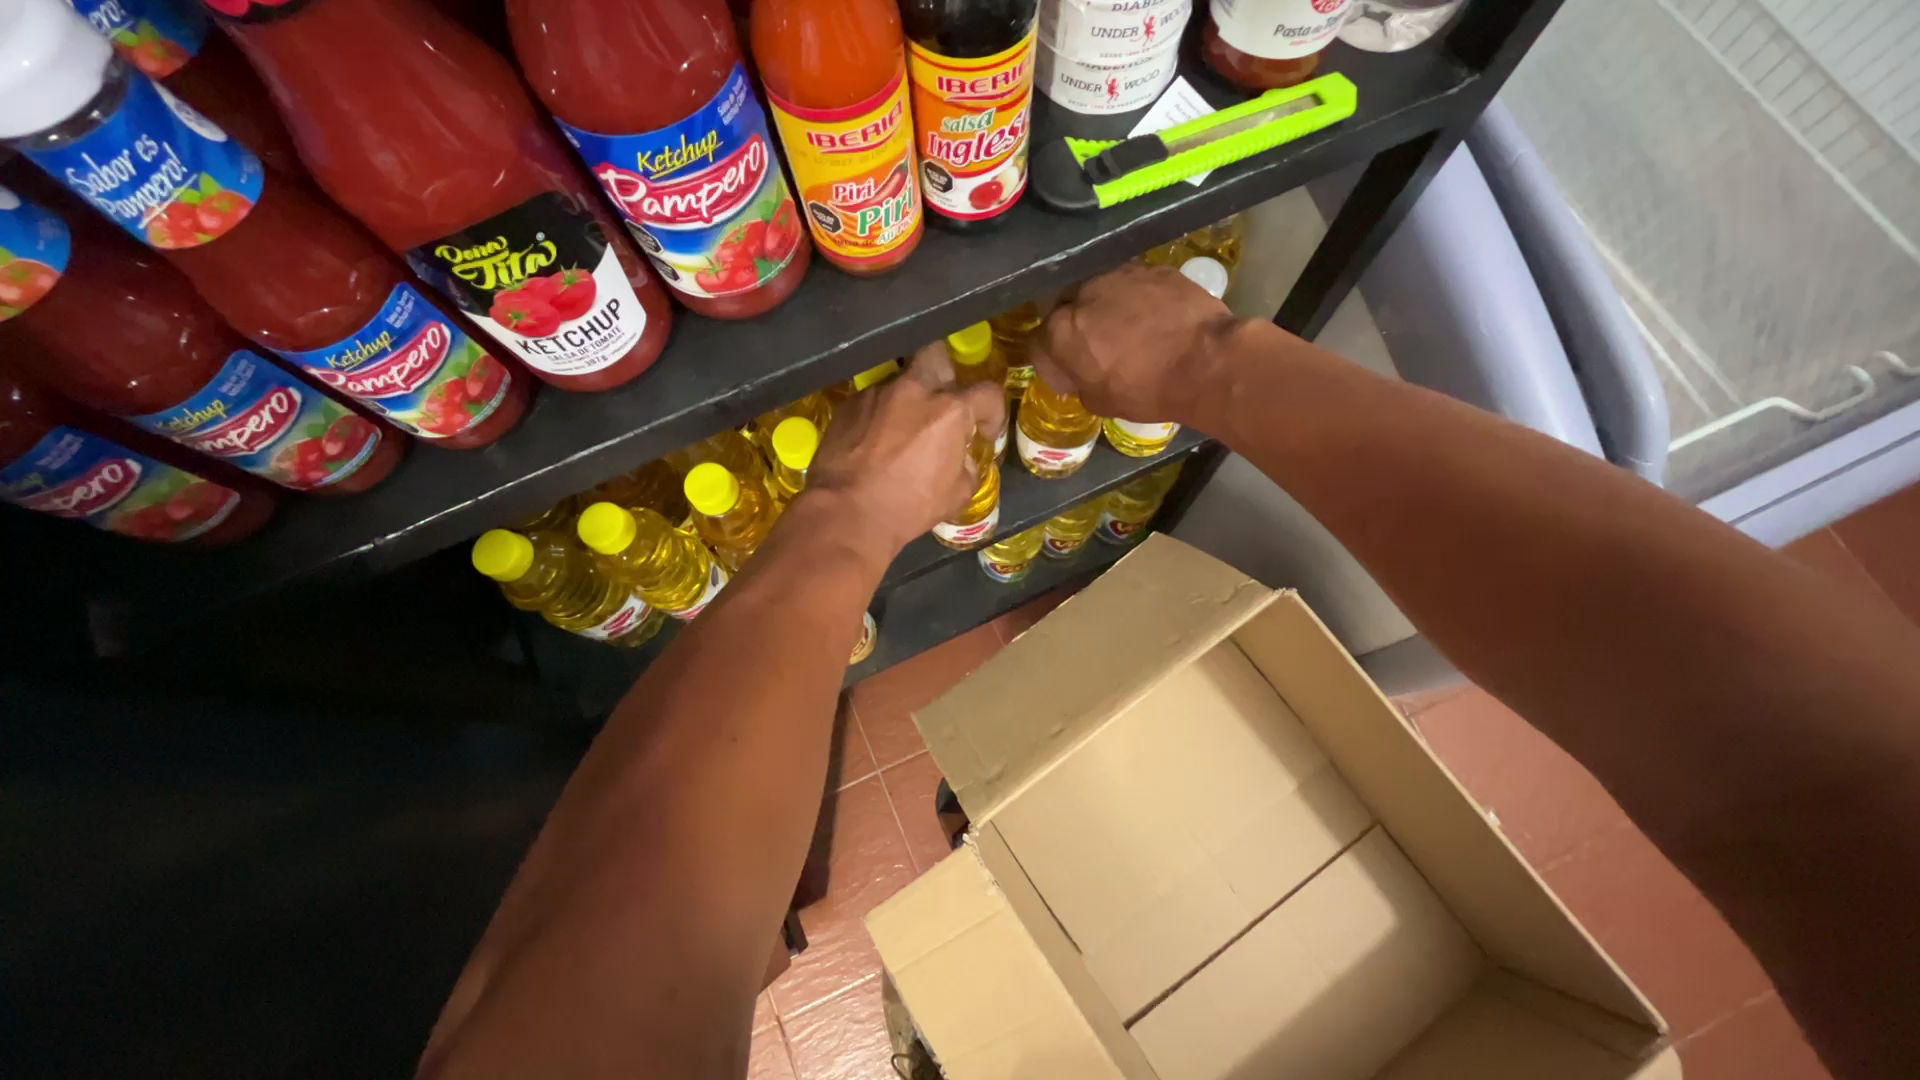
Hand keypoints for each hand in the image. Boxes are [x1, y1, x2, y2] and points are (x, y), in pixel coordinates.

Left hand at [805, 342, 1006, 558]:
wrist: (847, 512)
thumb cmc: (908, 507)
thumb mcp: (956, 496)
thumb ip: (966, 468)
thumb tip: (962, 461)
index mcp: (950, 411)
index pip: (988, 393)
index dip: (993, 413)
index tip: (984, 433)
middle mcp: (915, 390)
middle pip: (938, 354)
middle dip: (945, 373)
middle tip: (942, 402)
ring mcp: (878, 393)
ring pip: (901, 380)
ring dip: (907, 399)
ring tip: (902, 428)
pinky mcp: (849, 403)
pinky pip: (873, 400)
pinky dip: (879, 415)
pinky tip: (873, 440)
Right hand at [1033, 262, 1237, 424]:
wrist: (1204, 363)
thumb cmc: (1145, 390)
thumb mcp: (1099, 403)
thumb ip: (1080, 382)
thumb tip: (1084, 375)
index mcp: (1060, 330)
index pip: (1039, 344)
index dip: (1052, 365)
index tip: (1069, 378)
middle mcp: (1082, 293)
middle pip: (1066, 309)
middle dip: (1076, 328)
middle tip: (1095, 350)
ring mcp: (1119, 274)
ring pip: (1101, 290)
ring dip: (1105, 309)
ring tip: (1126, 330)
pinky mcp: (1153, 268)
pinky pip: (1134, 284)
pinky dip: (1138, 299)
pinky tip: (1154, 318)